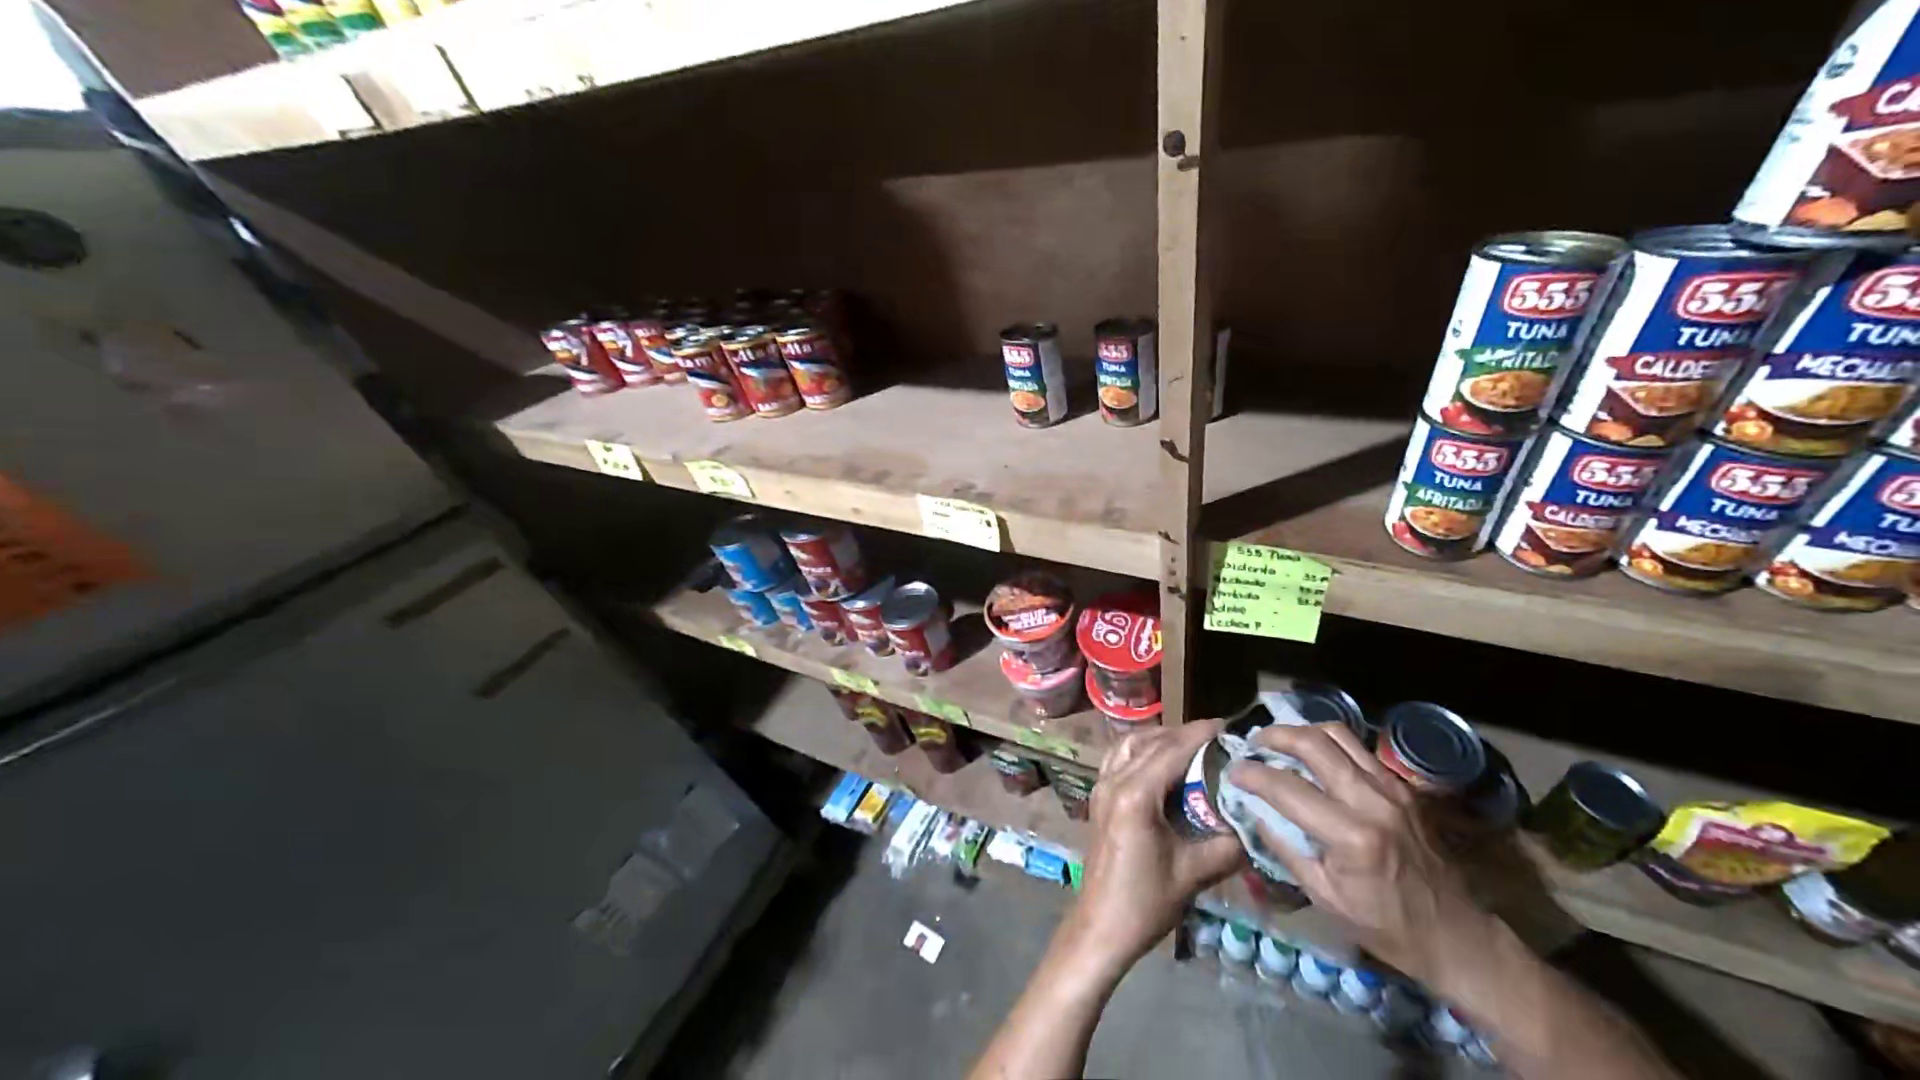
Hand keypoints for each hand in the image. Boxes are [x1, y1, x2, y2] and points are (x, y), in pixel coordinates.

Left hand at [1059, 719, 1245, 977]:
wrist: (1101, 926)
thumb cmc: (1145, 901)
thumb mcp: (1195, 873)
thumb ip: (1228, 844)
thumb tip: (1257, 819)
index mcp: (1135, 794)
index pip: (1172, 749)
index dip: (1202, 734)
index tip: (1232, 727)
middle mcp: (1114, 780)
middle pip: (1151, 741)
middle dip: (1185, 735)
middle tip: (1221, 742)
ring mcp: (1101, 786)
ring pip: (1131, 744)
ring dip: (1161, 740)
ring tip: (1194, 749)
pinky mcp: (1099, 797)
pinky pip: (1120, 757)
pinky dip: (1142, 751)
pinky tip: (1164, 765)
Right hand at [1225, 722, 1499, 986]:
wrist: (1458, 936)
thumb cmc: (1385, 926)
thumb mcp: (1323, 897)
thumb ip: (1283, 847)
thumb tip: (1251, 810)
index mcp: (1352, 837)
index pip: (1287, 788)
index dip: (1252, 774)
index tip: (1231, 770)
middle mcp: (1374, 802)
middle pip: (1314, 744)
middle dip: (1275, 736)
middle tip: (1253, 743)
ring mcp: (1394, 789)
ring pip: (1339, 735)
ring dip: (1302, 731)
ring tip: (1280, 740)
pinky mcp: (1405, 787)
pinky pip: (1359, 749)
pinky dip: (1329, 742)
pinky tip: (1314, 754)